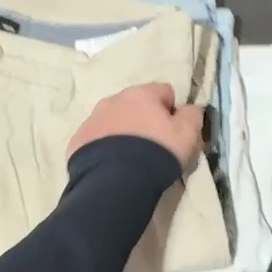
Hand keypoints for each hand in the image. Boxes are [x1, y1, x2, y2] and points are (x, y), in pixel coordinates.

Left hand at [67, 82, 204, 171]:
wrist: (116, 180)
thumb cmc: (157, 152)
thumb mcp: (188, 134)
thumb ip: (192, 115)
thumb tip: (189, 109)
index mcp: (142, 94)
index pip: (164, 91)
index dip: (172, 111)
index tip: (174, 132)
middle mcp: (114, 99)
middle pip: (135, 104)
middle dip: (144, 120)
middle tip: (152, 147)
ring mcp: (92, 119)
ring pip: (113, 120)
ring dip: (123, 132)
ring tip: (130, 159)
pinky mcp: (78, 140)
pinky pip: (96, 139)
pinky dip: (104, 147)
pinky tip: (112, 166)